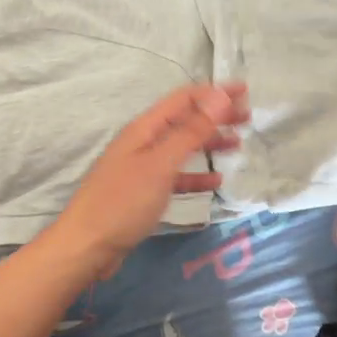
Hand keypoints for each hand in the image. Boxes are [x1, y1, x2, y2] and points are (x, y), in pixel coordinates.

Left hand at [39, 83, 248, 278]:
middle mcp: (142, 143)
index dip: (213, 92)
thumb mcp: (160, 164)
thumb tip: (218, 96)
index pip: (183, 99)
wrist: (88, 245)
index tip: (244, 91)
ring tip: (237, 145)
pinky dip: (195, 175)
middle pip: (183, 121)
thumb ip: (190, 131)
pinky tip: (215, 181)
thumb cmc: (123, 202)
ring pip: (181, 148)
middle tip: (248, 118)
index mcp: (143, 129)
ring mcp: (141, 167)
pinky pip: (174, 176)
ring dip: (208, 144)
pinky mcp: (143, 192)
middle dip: (215, 117)